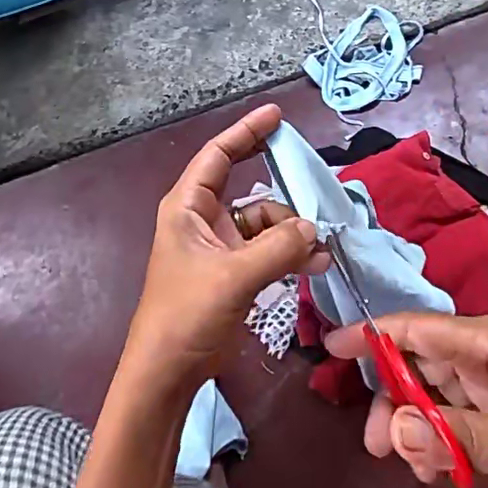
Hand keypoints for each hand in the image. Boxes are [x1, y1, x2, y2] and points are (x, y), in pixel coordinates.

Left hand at [124, 105, 327, 390]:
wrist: (168, 373)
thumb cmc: (185, 315)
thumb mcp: (233, 277)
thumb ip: (278, 248)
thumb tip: (313, 228)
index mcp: (189, 208)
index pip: (218, 155)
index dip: (246, 131)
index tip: (276, 115)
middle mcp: (205, 219)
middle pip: (249, 186)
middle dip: (280, 188)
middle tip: (310, 183)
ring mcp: (222, 246)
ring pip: (267, 222)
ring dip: (293, 232)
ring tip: (319, 249)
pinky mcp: (236, 270)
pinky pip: (271, 249)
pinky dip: (292, 253)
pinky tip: (314, 263)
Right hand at [325, 313, 487, 487]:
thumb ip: (461, 438)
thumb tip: (397, 431)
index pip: (419, 328)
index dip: (373, 333)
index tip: (330, 345)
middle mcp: (486, 359)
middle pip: (420, 365)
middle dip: (394, 395)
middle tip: (377, 443)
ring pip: (436, 397)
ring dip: (416, 425)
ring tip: (410, 465)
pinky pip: (456, 424)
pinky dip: (441, 443)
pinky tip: (439, 469)